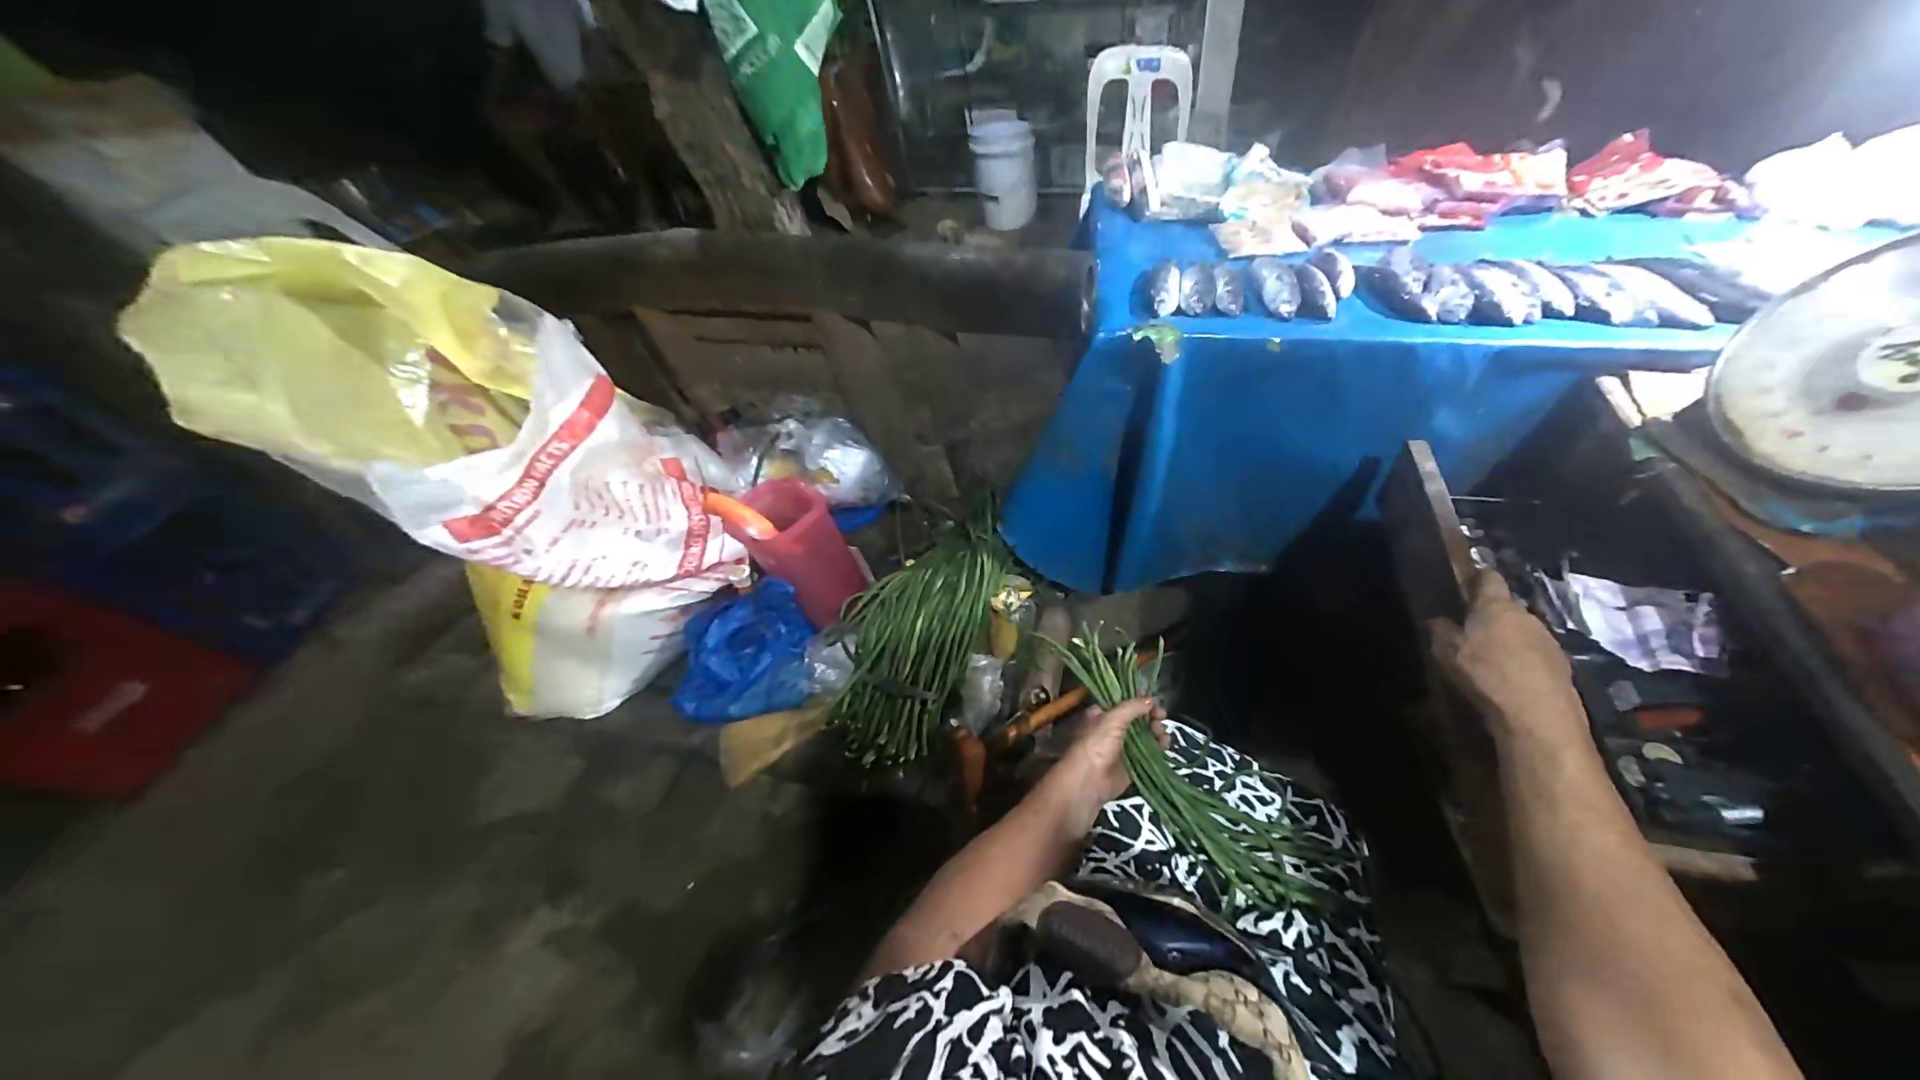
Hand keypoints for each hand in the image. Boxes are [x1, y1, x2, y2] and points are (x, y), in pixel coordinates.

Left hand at [1037, 697, 1164, 838]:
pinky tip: (1165, 742)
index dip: (1139, 700)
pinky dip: (1159, 746)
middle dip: (1150, 715)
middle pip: (1137, 718)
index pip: (1124, 702)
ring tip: (1161, 731)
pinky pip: (1149, 752)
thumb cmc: (1096, 743)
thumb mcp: (1112, 719)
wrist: (1090, 780)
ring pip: (1145, 734)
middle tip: (1161, 716)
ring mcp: (1123, 746)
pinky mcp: (1133, 763)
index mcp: (1102, 714)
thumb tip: (1151, 699)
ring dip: (1156, 730)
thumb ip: (1132, 707)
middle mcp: (1113, 728)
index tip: (1154, 699)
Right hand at [1427, 570, 1585, 745]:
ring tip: (1490, 656)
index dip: (1477, 578)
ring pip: (1522, 630)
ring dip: (1507, 638)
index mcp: (1496, 606)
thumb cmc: (1485, 674)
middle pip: (1506, 607)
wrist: (1538, 715)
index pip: (1489, 577)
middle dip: (1490, 614)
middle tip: (1470, 629)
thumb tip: (1437, 620)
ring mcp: (1548, 640)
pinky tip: (1509, 676)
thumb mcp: (1446, 652)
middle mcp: (1526, 616)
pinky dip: (1521, 658)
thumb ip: (1440, 631)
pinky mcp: (1561, 663)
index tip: (1463, 584)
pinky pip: (1534, 652)